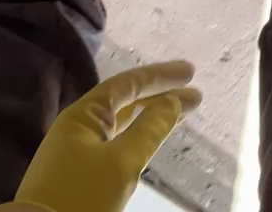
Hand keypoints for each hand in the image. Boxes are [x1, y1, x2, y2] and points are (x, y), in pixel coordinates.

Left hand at [0, 61, 202, 211]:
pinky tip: (149, 142)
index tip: (191, 73)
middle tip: (196, 97)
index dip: (161, 76)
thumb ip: (150, 128)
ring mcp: (75, 153)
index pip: (129, 84)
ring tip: (180, 116)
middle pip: (126, 101)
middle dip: (161, 97)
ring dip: (151, 118)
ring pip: (121, 125)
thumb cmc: (80, 199)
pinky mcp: (76, 177)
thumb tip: (173, 101)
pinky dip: (138, 137)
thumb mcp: (121, 163)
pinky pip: (115, 144)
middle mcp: (78, 127)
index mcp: (83, 115)